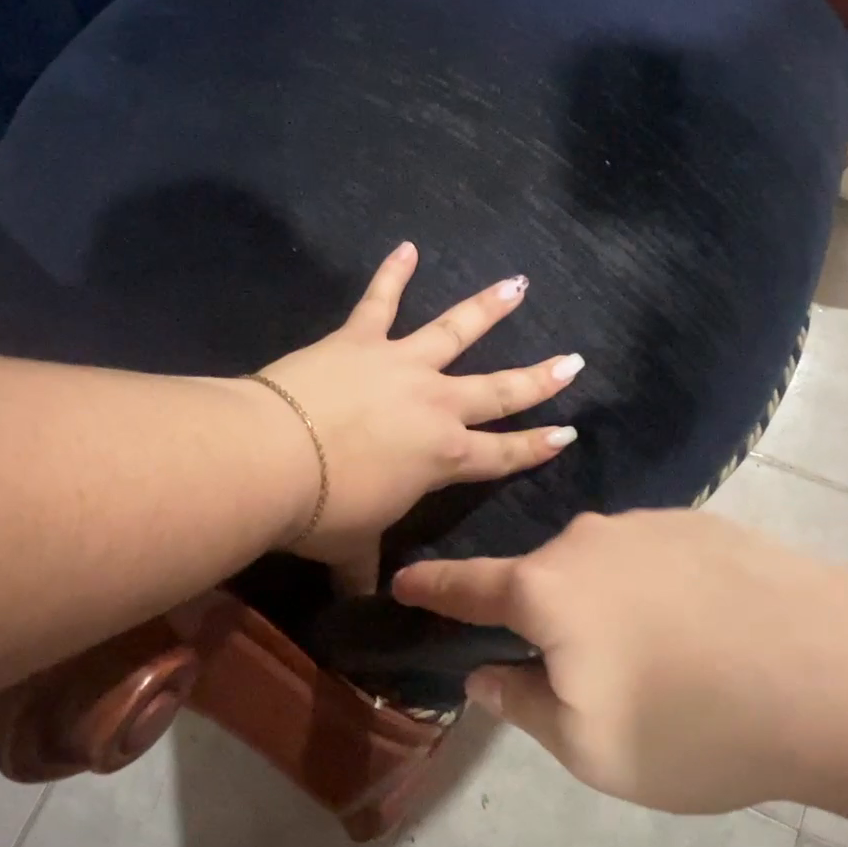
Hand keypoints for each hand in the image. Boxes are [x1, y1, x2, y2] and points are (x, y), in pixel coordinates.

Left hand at [258, 241, 584, 591]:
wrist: (274, 459)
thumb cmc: (321, 512)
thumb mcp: (350, 547)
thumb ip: (363, 568)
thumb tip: (363, 600)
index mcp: (444, 458)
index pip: (503, 455)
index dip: (537, 446)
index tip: (568, 432)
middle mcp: (436, 406)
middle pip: (499, 391)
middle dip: (539, 378)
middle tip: (573, 361)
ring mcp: (402, 365)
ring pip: (456, 330)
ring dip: (489, 307)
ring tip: (518, 285)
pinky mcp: (360, 338)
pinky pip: (380, 300)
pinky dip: (393, 272)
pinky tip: (407, 246)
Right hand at [391, 510, 847, 814]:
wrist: (840, 675)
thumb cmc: (694, 723)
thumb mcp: (588, 746)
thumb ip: (522, 703)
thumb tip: (485, 672)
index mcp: (546, 589)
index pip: (466, 585)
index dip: (430, 586)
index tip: (402, 578)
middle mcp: (589, 540)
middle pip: (541, 582)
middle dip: (542, 622)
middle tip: (582, 680)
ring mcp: (652, 524)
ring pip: (602, 571)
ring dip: (606, 609)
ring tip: (657, 665)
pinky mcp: (706, 524)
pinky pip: (654, 561)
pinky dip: (656, 594)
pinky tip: (702, 634)